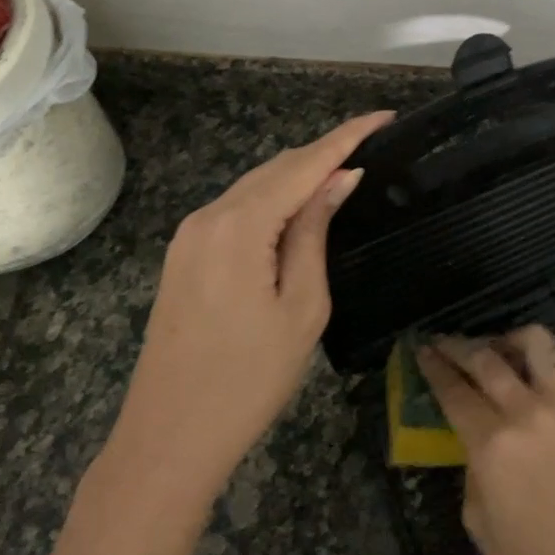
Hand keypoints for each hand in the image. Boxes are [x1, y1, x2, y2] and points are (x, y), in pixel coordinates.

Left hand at [123, 109, 394, 480]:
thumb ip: (315, 232)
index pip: (305, 163)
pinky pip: (237, 209)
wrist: (168, 439)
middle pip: (277, 167)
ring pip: (255, 185)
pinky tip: (300, 211)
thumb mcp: (301, 306)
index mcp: (239, 225)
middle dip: (325, 153)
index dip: (348, 136)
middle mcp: (208, 216)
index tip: (386, 116)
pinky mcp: (183, 255)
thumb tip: (339, 180)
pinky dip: (273, 200)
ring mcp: (189, 235)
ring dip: (299, 176)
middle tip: (373, 149)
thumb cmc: (248, 380)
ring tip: (345, 177)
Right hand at [420, 326, 554, 554]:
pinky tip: (539, 370)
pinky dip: (548, 358)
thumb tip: (474, 436)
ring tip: (500, 349)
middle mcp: (528, 412)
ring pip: (535, 342)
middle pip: (487, 358)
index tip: (423, 351)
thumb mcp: (480, 521)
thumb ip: (472, 469)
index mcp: (493, 446)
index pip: (454, 392)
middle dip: (459, 346)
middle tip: (445, 343)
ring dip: (510, 341)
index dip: (434, 368)